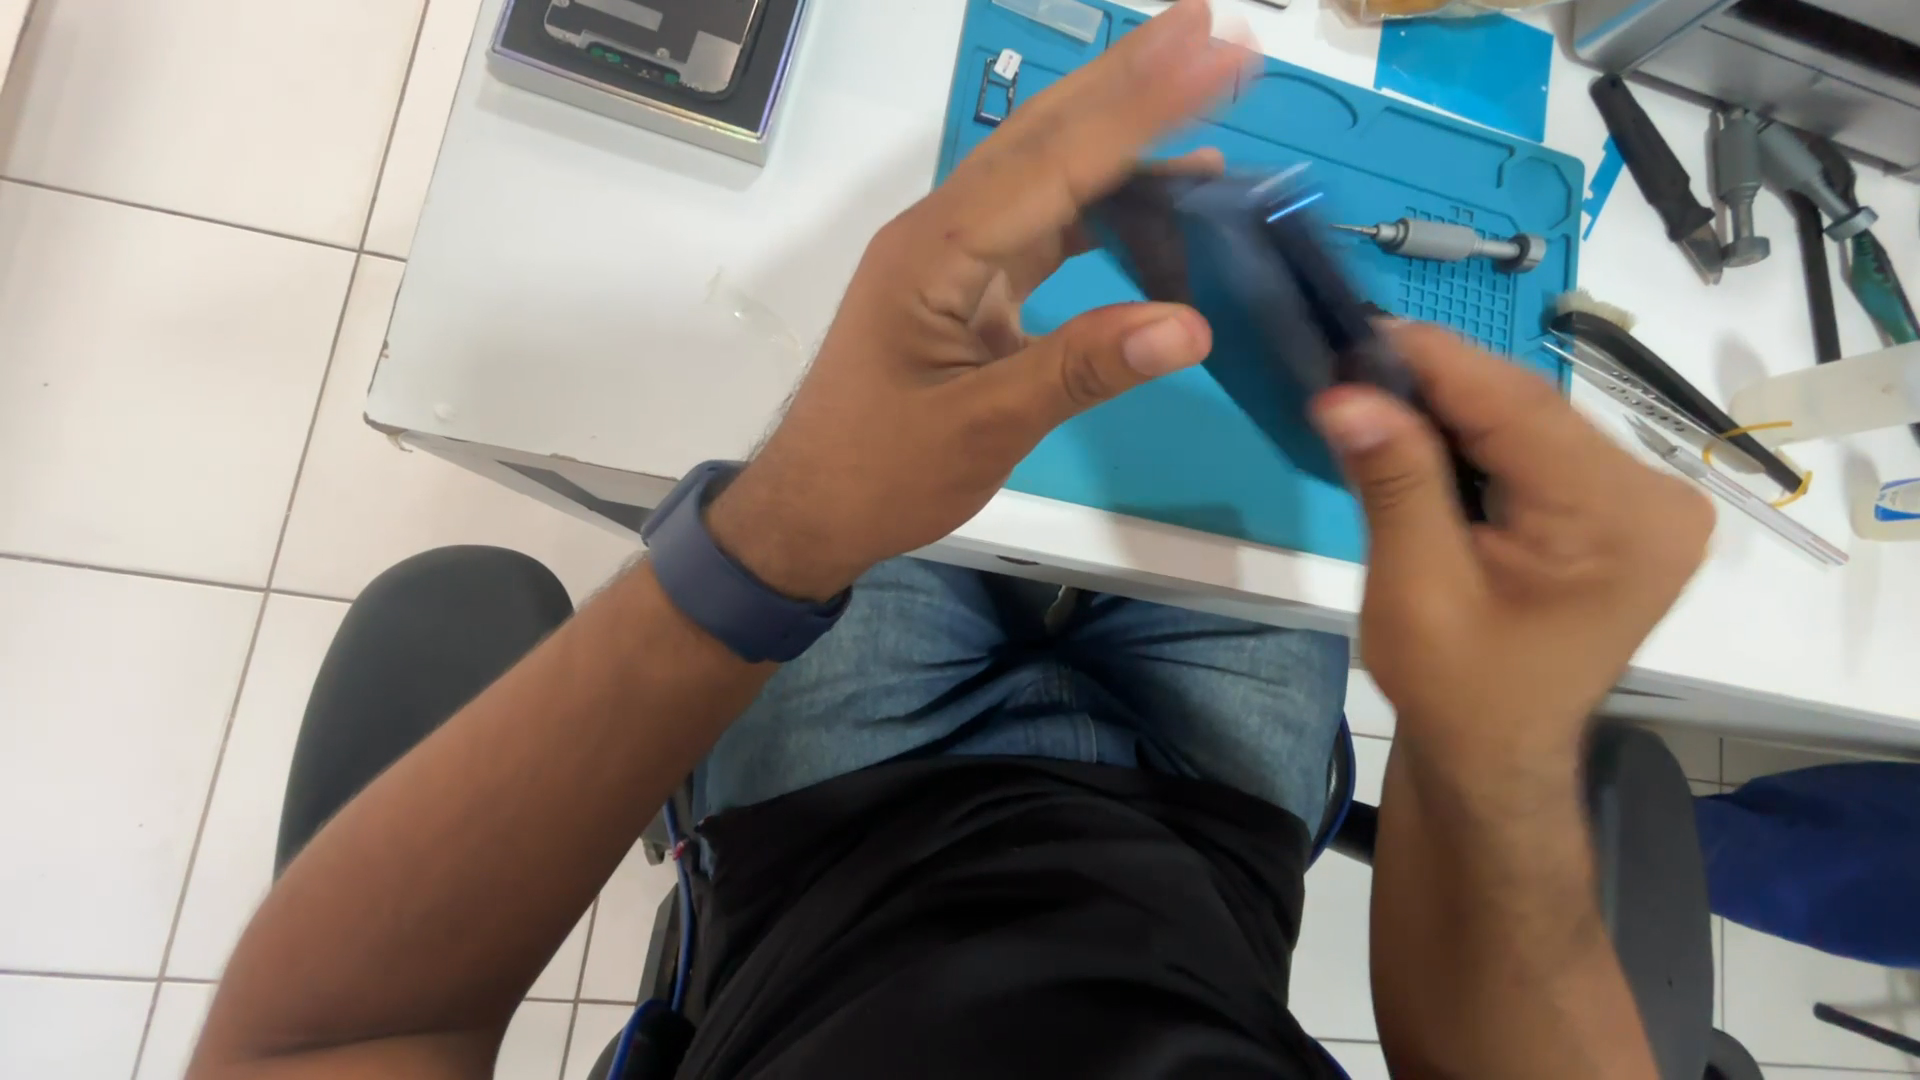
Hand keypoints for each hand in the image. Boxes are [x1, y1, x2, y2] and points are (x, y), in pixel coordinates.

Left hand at [706, 0, 1249, 600]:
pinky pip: (1036, 234)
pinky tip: (1146, 207)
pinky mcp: (961, 294)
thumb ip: (1079, 371)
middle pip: (1038, 142)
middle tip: (1208, 32)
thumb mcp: (982, 428)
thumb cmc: (880, 474)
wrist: (814, 510)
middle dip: (1125, 86)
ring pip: (1038, 181)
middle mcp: (939, 237)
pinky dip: (1095, 216)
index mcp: (934, 254)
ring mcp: (949, 264)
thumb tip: (1190, 326)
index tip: (1216, 52)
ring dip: (1114, 143)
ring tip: (1195, 100)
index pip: (1050, 164)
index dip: (1138, 111)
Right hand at [1311, 324, 1713, 771]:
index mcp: (1618, 520)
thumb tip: (1344, 395)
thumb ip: (1393, 483)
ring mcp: (1640, 505)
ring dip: (1446, 410)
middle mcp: (1652, 498)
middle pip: (1527, 412)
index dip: (1433, 361)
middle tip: (1348, 364)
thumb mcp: (1416, 586)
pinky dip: (1467, 441)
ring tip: (1368, 392)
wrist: (1491, 753)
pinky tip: (1413, 434)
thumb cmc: (1454, 686)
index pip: (1518, 409)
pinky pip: (1530, 453)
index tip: (1356, 328)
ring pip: (1526, 426)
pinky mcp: (1611, 514)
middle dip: (1434, 384)